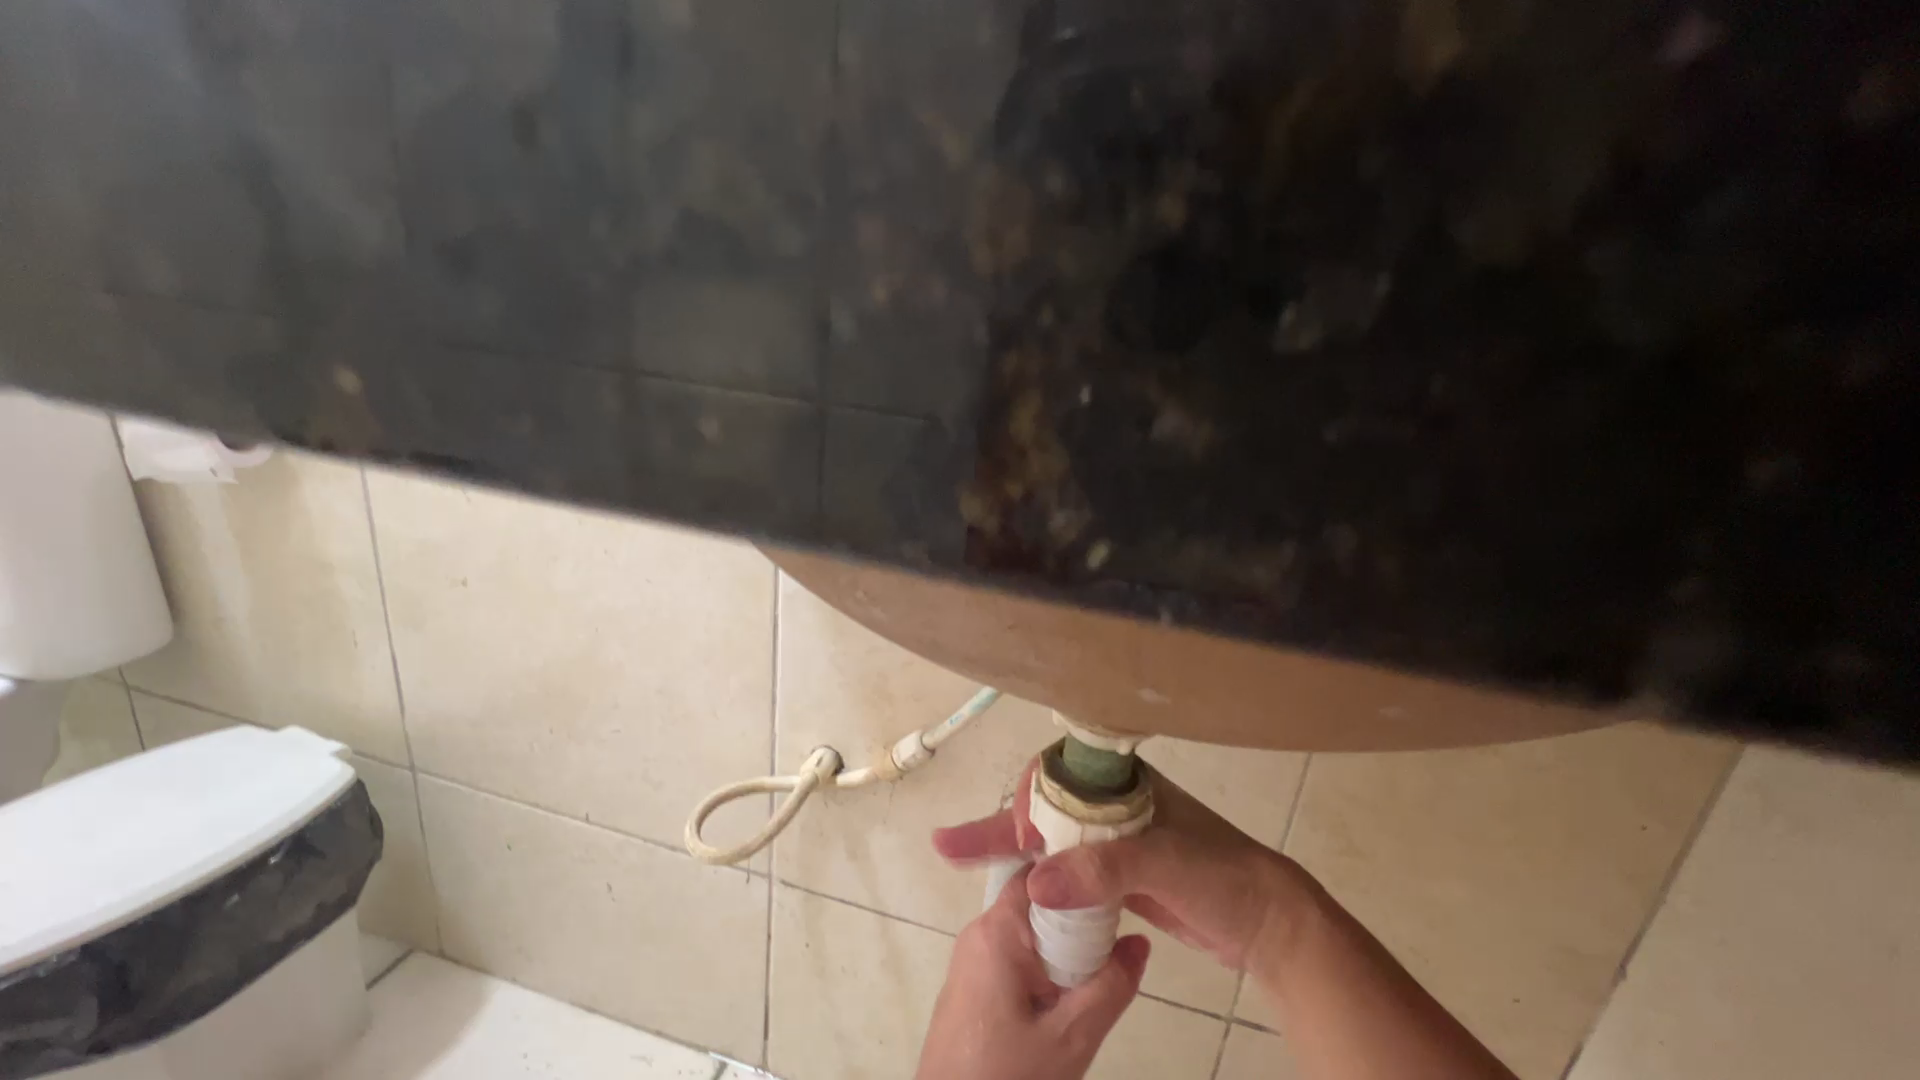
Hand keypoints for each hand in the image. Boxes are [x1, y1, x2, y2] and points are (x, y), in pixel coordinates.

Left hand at [914, 865, 1149, 1079]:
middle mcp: (979, 932)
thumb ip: (1110, 986)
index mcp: (997, 930)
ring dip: (1063, 947)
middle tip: (1117, 936)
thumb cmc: (1006, 1075)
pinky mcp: (972, 985)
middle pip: (1037, 903)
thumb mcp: (1070, 1038)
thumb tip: (1140, 941)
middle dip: (1078, 918)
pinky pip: (1015, 956)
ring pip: (1029, 932)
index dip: (1079, 872)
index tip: (1117, 887)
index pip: (1041, 872)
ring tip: (1101, 965)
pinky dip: (1044, 966)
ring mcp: (972, 959)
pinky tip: (1069, 992)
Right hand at [933, 760, 1312, 971]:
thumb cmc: (1222, 876)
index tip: (1022, 836)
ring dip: (1009, 853)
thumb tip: (1036, 884)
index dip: (1030, 798)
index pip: (1059, 773)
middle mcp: (1115, 808)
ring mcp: (1116, 845)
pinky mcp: (1118, 879)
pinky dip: (1039, 884)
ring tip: (958, 860)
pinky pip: (1067, 876)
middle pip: (1044, 808)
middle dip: (998, 825)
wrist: (1268, 923)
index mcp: (1125, 785)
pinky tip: (1016, 898)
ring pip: (1051, 842)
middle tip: (951, 847)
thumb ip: (1104, 870)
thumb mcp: (1166, 863)